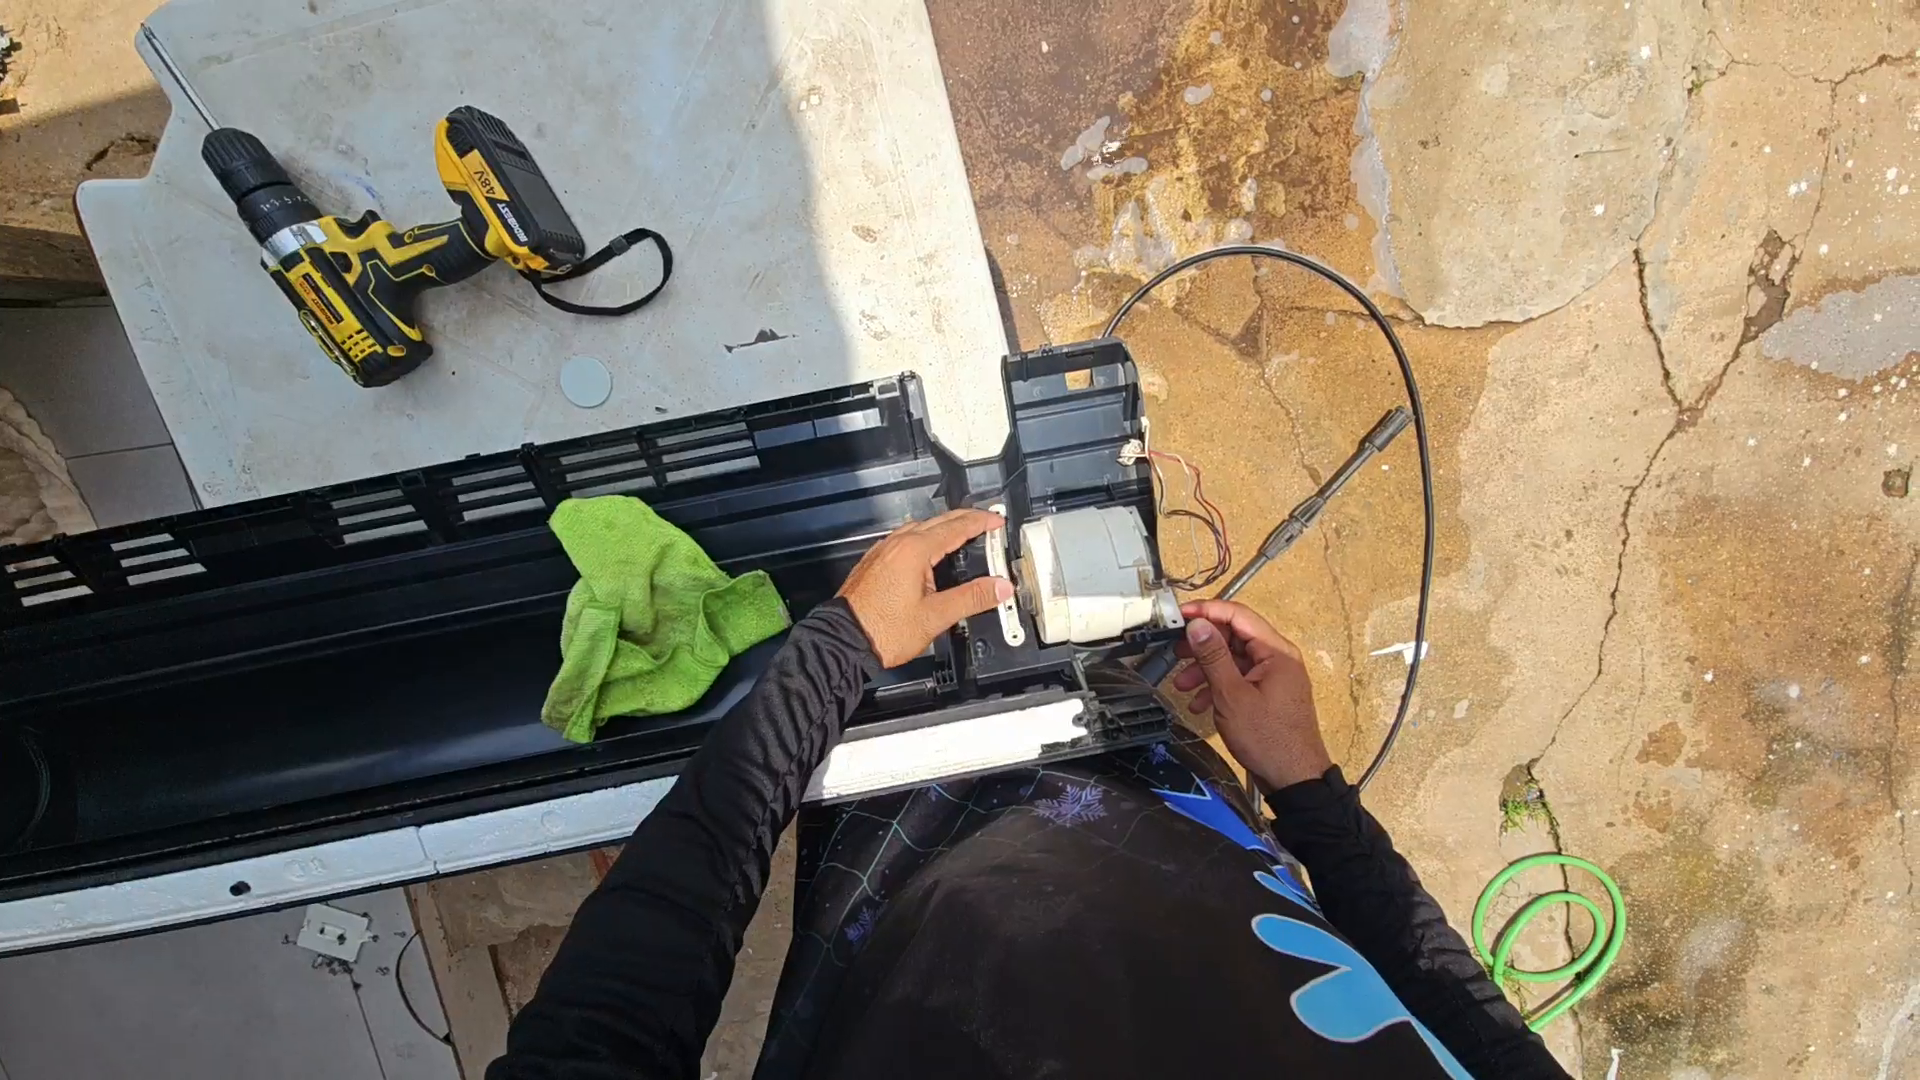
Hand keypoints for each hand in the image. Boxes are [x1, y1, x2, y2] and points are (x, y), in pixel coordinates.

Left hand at [837, 508, 1014, 667]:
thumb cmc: (883, 630)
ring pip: (919, 528)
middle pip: (938, 521)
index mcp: (914, 550)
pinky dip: (924, 538)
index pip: (957, 527)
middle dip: (965, 520)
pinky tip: (928, 553)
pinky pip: (904, 540)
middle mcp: (897, 544)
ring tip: (962, 535)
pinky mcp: (874, 563)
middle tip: (986, 523)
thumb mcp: (936, 616)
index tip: (997, 522)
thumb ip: (972, 598)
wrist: (843, 641)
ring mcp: (883, 552)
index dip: (981, 522)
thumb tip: (1000, 587)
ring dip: (943, 527)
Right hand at [1172, 599, 1332, 789]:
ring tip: (1181, 684)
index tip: (1178, 616)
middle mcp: (1277, 658)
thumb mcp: (1232, 695)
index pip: (1238, 615)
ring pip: (1232, 659)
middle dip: (1201, 644)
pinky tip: (1199, 703)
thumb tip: (1196, 624)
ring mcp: (1273, 677)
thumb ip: (1213, 656)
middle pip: (1233, 637)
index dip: (1206, 611)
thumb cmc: (1266, 738)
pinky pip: (1238, 678)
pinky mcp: (1267, 694)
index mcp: (1275, 652)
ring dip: (1204, 668)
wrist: (1294, 781)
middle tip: (1174, 651)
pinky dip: (1216, 686)